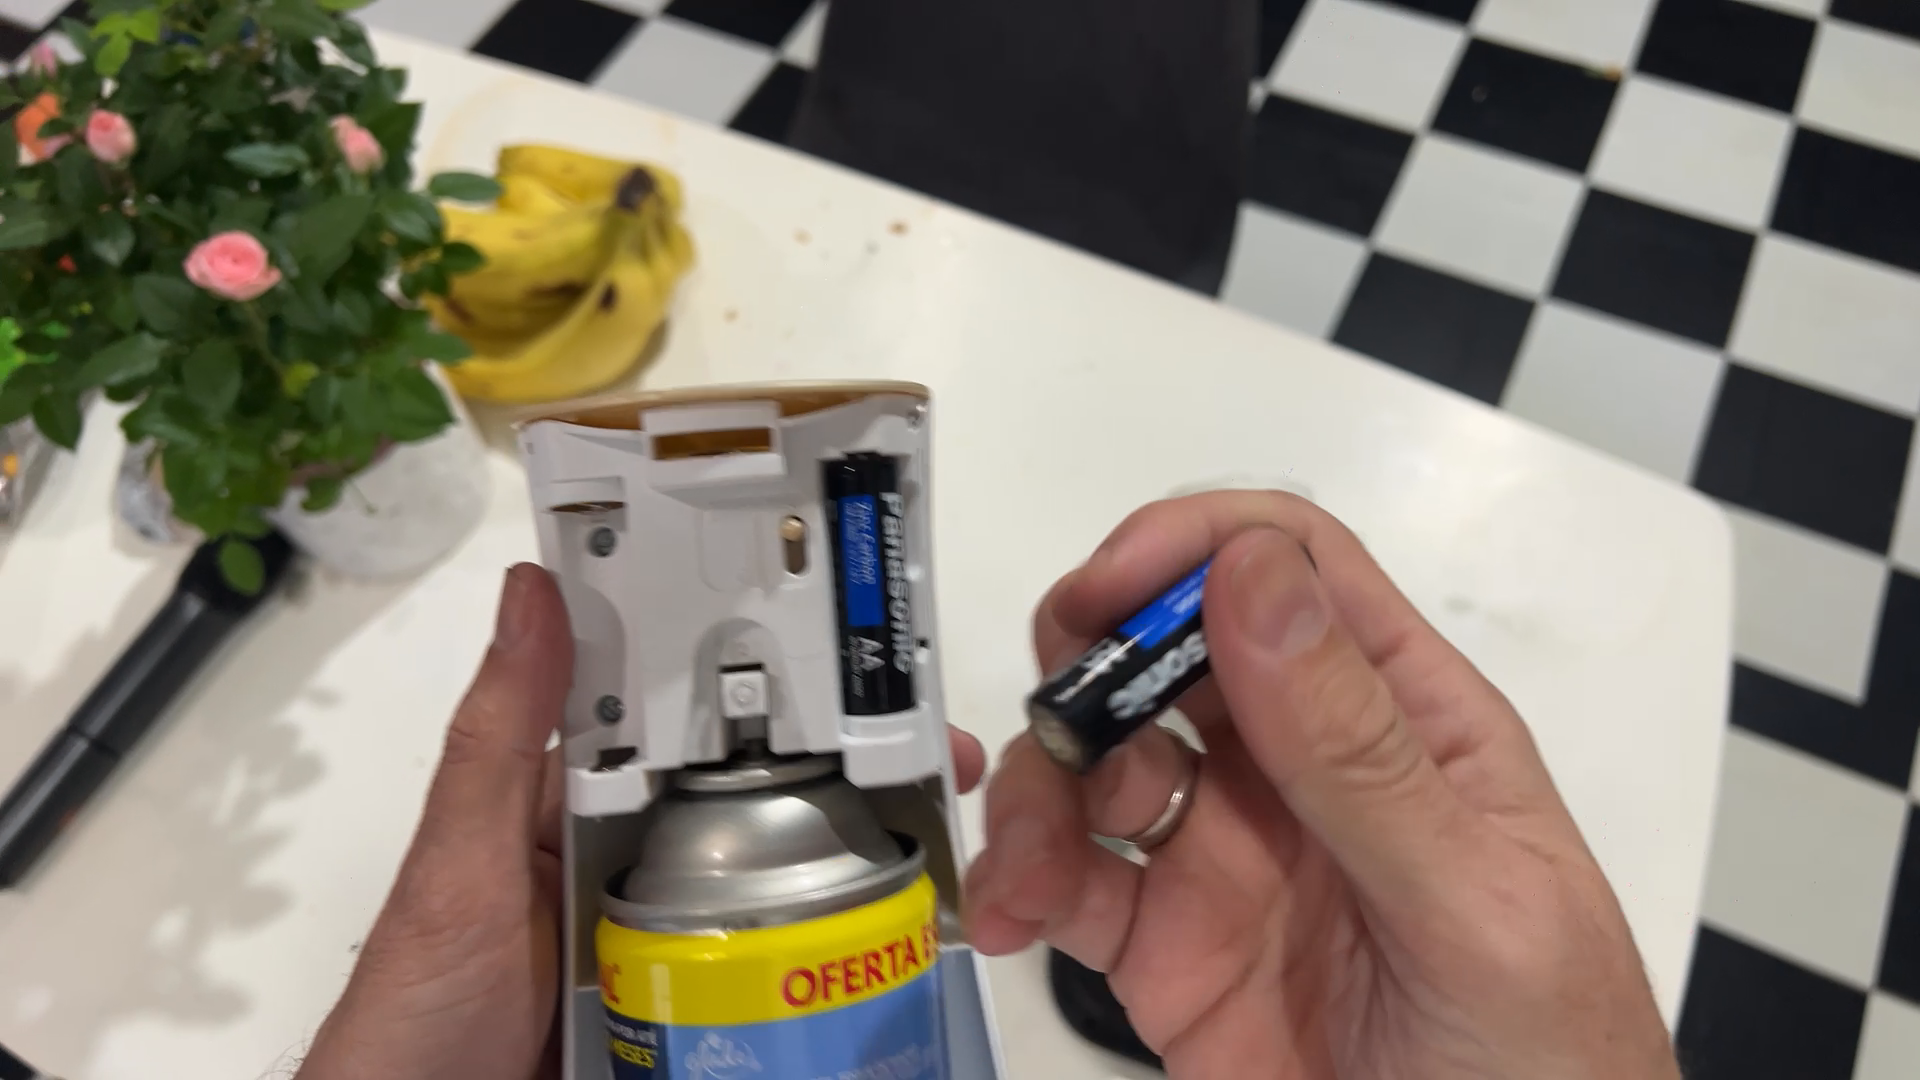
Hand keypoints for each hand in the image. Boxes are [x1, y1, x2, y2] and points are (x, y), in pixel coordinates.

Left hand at [300, 564, 985, 1079]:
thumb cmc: (434, 1003)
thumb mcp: (464, 858)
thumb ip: (501, 736)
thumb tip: (535, 584)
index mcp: (611, 794)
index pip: (709, 718)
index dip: (786, 681)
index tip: (868, 658)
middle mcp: (662, 845)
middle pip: (775, 789)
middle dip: (864, 764)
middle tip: (950, 755)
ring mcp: (693, 921)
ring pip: (792, 862)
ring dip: (873, 841)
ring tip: (952, 828)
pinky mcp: (713, 988)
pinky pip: (788, 943)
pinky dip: (847, 927)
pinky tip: (909, 919)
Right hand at [963, 493, 1678, 1079]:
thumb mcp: (1476, 914)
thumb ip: (1358, 748)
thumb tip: (1251, 571)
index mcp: (1391, 713)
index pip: (1286, 565)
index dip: (1190, 548)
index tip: (1106, 589)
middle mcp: (1289, 752)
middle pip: (1165, 641)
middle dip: (1090, 653)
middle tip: (1053, 705)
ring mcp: (1212, 834)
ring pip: (1095, 749)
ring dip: (1041, 786)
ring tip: (1027, 868)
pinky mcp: (1151, 922)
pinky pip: (1066, 865)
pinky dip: (1020, 872)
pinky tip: (1009, 912)